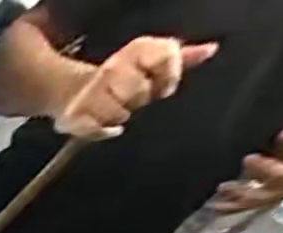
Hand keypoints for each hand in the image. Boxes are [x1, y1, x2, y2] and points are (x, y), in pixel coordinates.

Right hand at [54, 36, 218, 139]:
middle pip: (138, 91)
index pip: (163, 59)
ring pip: (117, 113)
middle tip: (133, 100)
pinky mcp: (72, 115)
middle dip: (139, 100)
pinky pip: (96, 129)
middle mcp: (111, 68)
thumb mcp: (154, 61)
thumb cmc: (123, 78)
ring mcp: (89, 92)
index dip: (168, 77)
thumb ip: (182, 58)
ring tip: (117, 111)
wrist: (75, 91)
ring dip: (121, 116)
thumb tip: (210, 50)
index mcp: (137, 50)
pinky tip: (107, 127)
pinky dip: (104, 132)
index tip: (165, 88)